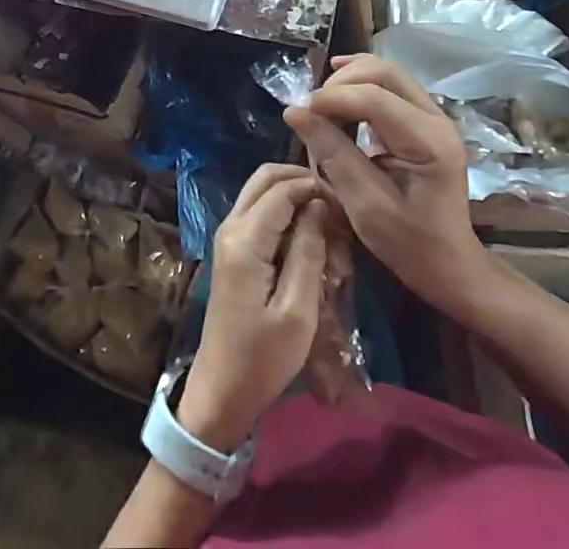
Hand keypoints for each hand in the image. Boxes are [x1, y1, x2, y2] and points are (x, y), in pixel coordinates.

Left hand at [181, 163, 328, 451]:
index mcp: (244, 241)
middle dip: (302, 180)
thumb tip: (319, 205)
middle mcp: (231, 228)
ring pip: (260, 191)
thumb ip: (309, 251)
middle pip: (265, 177)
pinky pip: (259, 212)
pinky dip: (284, 211)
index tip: (347, 206)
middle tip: (336, 204)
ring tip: (327, 218)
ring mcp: (228, 237)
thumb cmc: (263, 358)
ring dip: (293, 194)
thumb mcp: (298, 310)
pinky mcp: (232, 250)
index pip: (282, 190)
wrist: (222, 390)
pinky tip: (309, 234)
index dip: (316, 187)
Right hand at [283, 54, 486, 310]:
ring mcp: (434, 117)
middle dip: (341, 82)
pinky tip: (336, 101)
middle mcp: (437, 119)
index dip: (333, 98)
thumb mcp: (364, 205)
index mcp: (430, 141)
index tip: (299, 112)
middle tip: (310, 108)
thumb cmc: (408, 244)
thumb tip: (295, 111)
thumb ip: (332, 153)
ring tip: (320, 107)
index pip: (376, 98)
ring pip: (387, 75)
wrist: (448, 264)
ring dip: (349, 82)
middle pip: (384, 73)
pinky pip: (389, 89)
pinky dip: (359, 89)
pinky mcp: (423, 122)